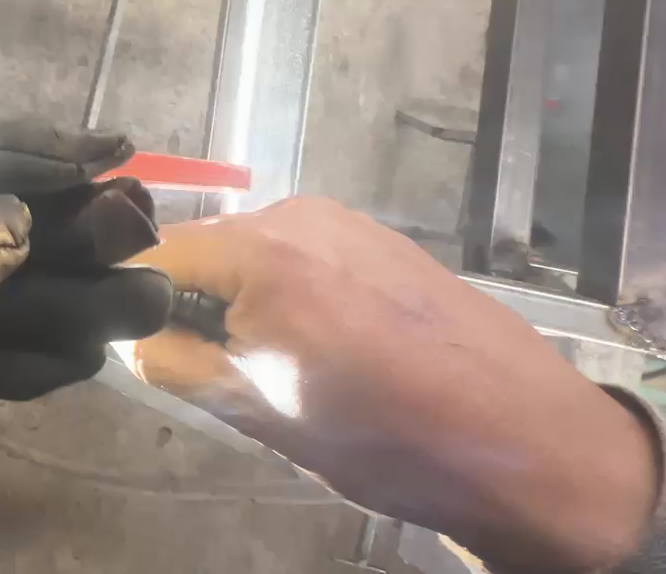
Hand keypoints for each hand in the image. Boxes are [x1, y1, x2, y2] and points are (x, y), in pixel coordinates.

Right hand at [131, 198, 660, 572]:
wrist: (540, 450)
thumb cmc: (385, 438)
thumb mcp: (253, 409)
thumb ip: (166, 359)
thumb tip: (126, 331)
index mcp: (256, 253)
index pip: (148, 252)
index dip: (135, 295)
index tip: (151, 337)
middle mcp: (290, 214)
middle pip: (195, 243)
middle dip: (187, 291)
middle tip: (214, 350)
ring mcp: (335, 217)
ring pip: (241, 243)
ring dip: (234, 285)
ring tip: (274, 344)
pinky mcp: (369, 231)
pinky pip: (290, 244)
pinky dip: (280, 278)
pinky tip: (320, 328)